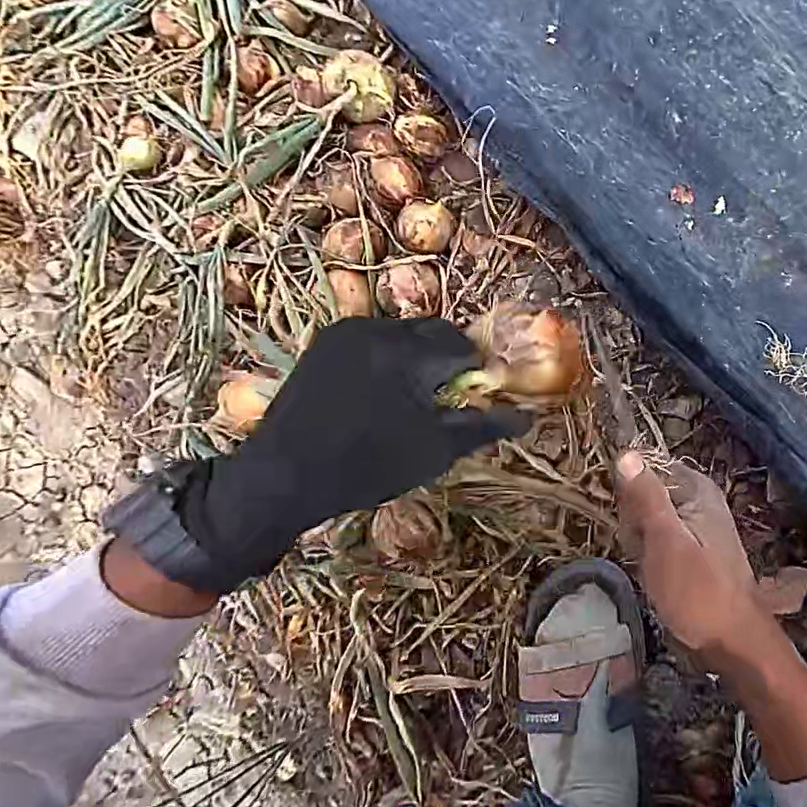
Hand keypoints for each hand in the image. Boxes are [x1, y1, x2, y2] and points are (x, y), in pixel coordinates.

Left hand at [179, 318, 528, 586]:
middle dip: (450, 359)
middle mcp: (380, 329)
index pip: (465, 348)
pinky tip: (383, 389)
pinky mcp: (328, 341)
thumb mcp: (434, 450)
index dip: (477, 373)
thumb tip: (526, 418)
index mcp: (409, 353)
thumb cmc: (366, 466)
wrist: (280, 477)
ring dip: (421, 354)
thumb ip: (483, 426)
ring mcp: (349, 331)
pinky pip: (377, 337)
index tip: (476, 397)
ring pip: (407, 332)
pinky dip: (392, 355)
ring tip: (414, 394)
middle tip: (448, 396)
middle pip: (437, 332)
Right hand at [616, 451, 806, 779]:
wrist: (733, 643)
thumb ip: (646, 497)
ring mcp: (696, 526)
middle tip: (645, 549)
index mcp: (697, 488)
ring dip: (640, 543)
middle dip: (635, 522)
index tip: (631, 519)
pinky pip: (657, 542)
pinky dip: (650, 557)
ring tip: (652, 567)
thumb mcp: (665, 540)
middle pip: (644, 495)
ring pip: (647, 522)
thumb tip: (626, 453)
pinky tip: (655, 575)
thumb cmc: (699, 591)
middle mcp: (698, 500)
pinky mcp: (692, 550)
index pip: (645, 468)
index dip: (630, 492)